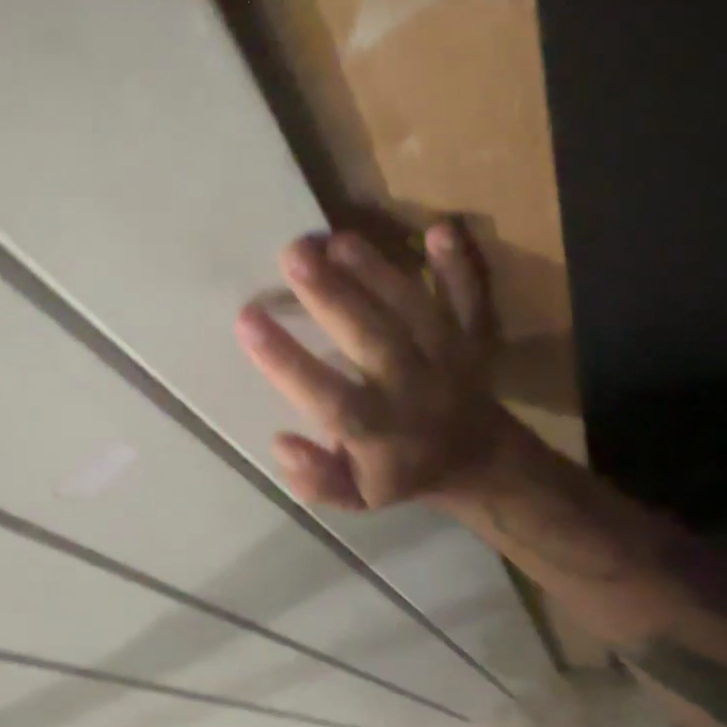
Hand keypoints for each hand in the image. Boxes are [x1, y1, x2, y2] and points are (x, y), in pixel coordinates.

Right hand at [235, 222, 524, 509]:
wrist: (480, 460)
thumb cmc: (401, 470)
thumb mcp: (356, 495)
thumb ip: (316, 479)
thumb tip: (281, 443)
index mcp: (379, 430)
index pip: (328, 396)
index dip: (285, 360)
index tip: (246, 318)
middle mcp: (412, 388)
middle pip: (372, 338)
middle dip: (331, 295)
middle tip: (292, 253)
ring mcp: (446, 357)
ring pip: (412, 310)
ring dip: (376, 271)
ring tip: (335, 238)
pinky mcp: (472, 336)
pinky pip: (470, 301)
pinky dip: (459, 268)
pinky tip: (440, 230)